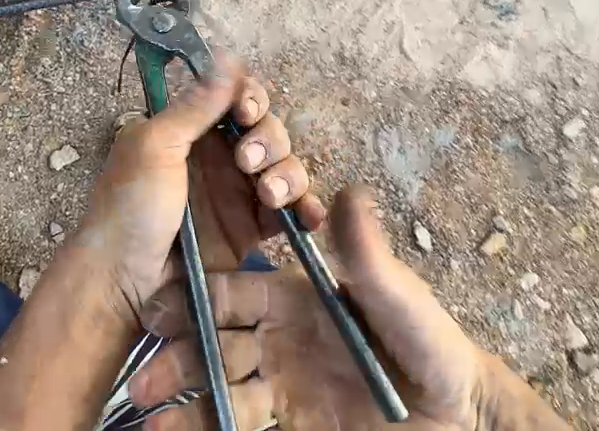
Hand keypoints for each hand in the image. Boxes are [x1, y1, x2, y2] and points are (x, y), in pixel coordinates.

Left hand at [70, 56, 323, 324]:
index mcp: (192, 127)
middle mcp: (220, 155)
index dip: (250, 97)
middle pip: (268, 129)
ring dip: (288, 173)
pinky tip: (308, 216)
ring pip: (285, 166)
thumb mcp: (155, 145)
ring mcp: (239, 192)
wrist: (124, 279)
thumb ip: (196, 106)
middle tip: (247, 160)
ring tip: (268, 193)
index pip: (237, 97)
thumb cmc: (130, 203)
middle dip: (268, 138)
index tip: (245, 110)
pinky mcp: (253, 230)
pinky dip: (306, 209)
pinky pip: (291, 211)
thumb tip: (226, 55)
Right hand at [130, 186, 571, 430]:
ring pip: (220, 384)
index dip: (197, 299)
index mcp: (291, 297)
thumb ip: (367, 255)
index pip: (233, 293)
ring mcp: (281, 383)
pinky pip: (240, 422)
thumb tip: (348, 190)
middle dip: (176, 356)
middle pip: (215, 340)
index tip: (160, 308)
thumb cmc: (429, 344)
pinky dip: (205, 424)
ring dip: (183, 398)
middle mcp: (276, 337)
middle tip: (141, 378)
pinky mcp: (290, 423)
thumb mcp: (397, 297)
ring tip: (148, 415)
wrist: (458, 416)